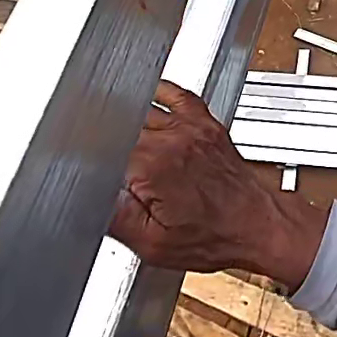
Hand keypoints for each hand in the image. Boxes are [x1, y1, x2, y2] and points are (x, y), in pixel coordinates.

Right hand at [109, 81, 329, 291]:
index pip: (104, 148)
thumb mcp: (154, 244)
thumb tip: (89, 197)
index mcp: (153, 167)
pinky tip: (149, 97)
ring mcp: (191, 127)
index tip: (81, 166)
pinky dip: (161, 92)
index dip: (88, 158)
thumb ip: (117, 217)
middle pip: (121, 127)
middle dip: (105, 141)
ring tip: (113, 133)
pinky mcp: (206, 123)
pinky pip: (178, 95)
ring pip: (144, 110)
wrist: (254, 223)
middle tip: (97, 160)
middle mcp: (172, 140)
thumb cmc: (212, 236)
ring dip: (126, 118)